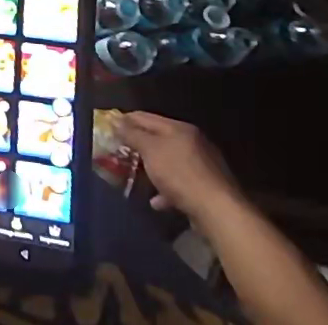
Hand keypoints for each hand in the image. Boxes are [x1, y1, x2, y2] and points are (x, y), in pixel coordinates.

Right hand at [118, 112, 244, 219]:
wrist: (217, 210)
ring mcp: (201, 165)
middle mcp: (192, 141)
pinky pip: (180, 184)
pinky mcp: (206, 187)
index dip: (127, 119)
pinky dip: (167, 190)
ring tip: (136, 176)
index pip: (147, 117)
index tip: (110, 125)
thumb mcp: (151, 151)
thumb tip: (117, 120)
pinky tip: (157, 202)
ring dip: (153, 168)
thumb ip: (133, 134)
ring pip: (170, 161)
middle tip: (120, 151)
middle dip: (140, 145)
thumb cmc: (180, 174)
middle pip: (159, 138)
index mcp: (179, 128)